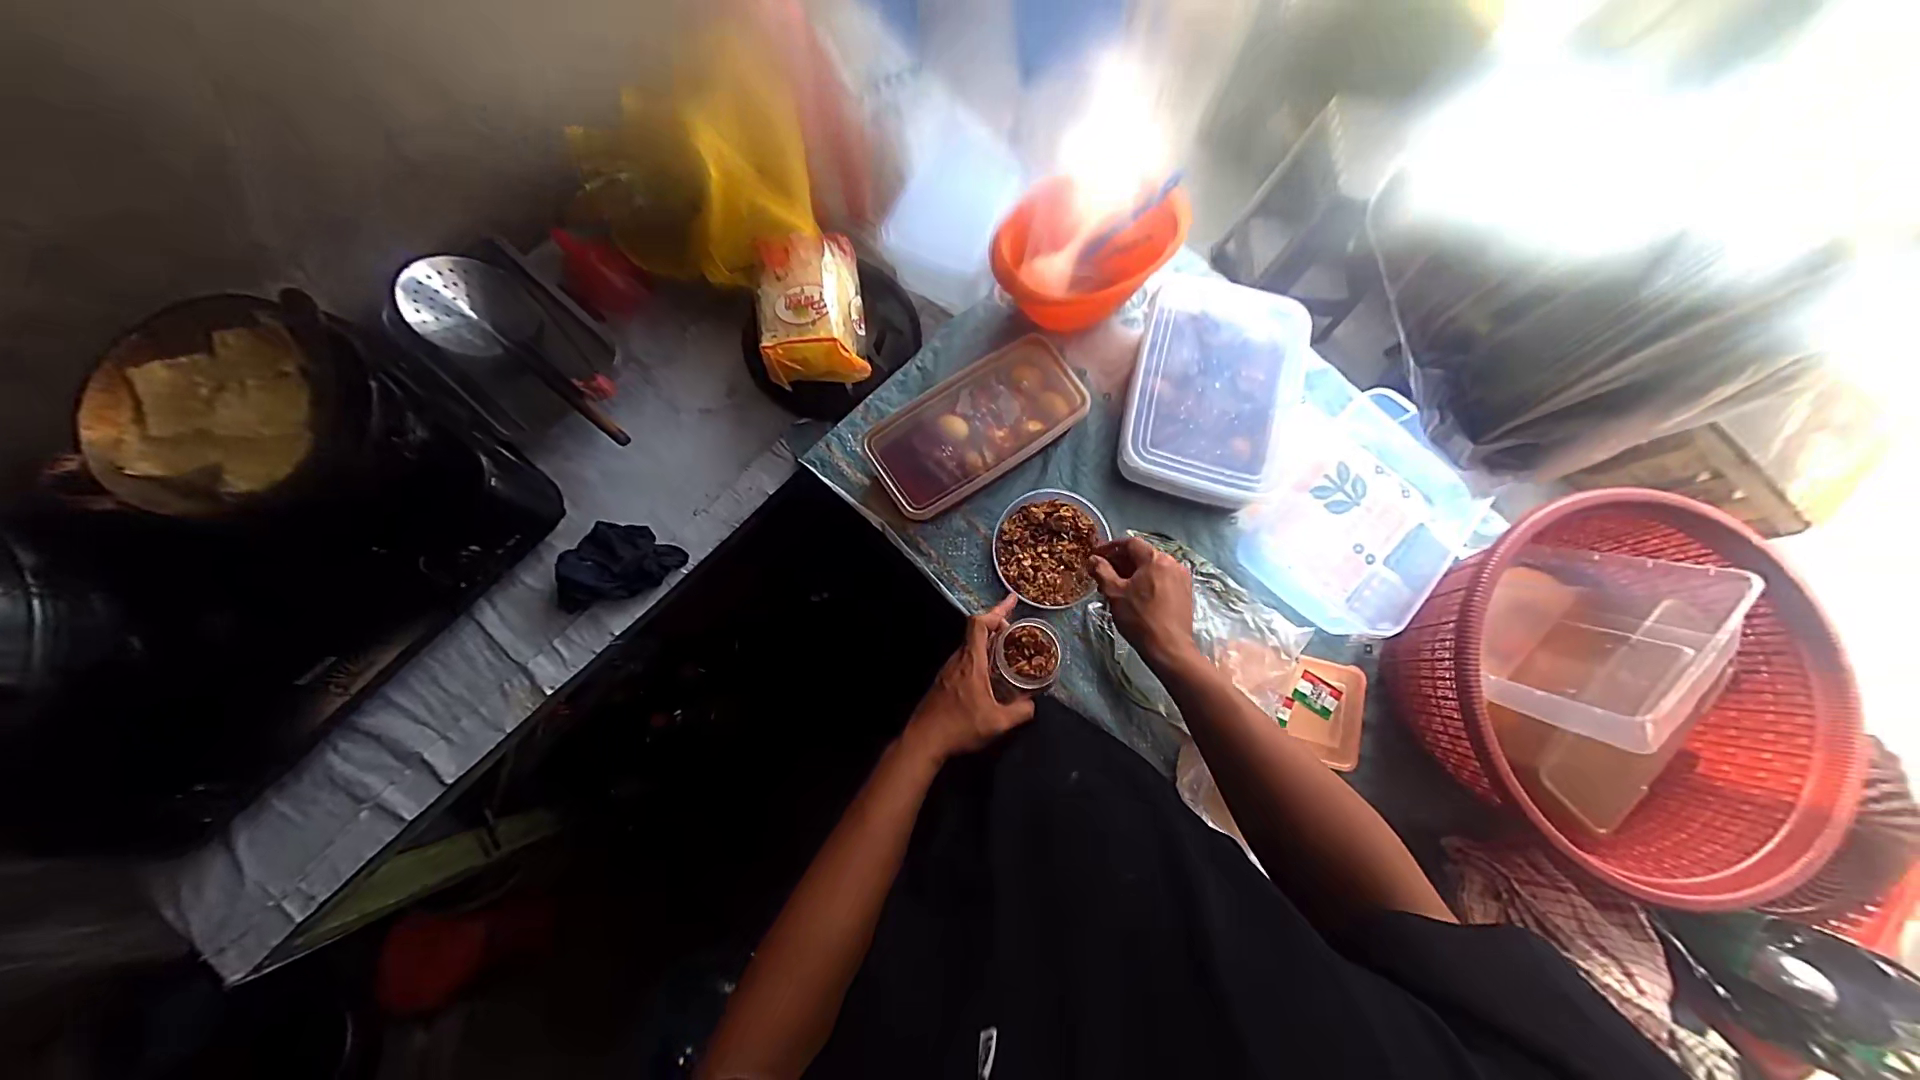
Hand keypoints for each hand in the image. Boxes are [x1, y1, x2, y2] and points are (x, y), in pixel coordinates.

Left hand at [902, 595, 1035, 763]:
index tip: (1012, 604)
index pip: (979, 624)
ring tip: (1008, 647)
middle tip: (1017, 627)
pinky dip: (981, 656)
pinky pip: (965, 660)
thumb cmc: (959, 727)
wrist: (923, 740)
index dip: (996, 611)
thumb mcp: (997, 723)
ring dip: (989, 642)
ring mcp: (948, 670)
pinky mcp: (944, 682)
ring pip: (970, 646)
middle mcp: (958, 660)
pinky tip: (991, 672)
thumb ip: (1020, 712)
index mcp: (971, 662)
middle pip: (976, 631)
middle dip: (997, 624)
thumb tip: (1032, 704)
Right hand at [1087, 537, 1198, 669]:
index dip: (1110, 547)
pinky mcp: (1185, 593)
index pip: (1130, 543)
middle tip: (1103, 573)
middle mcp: (1172, 563)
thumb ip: (1101, 571)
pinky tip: (1135, 595)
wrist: (1169, 647)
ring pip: (1152, 568)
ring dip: (1133, 573)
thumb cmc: (1140, 618)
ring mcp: (1181, 578)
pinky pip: (1162, 579)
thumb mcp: (1114, 593)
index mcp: (1155, 559)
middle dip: (1121, 562)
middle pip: (1142, 555)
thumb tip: (1093, 559)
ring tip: (1117, 586)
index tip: (1097, 556)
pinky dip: (1147, 582)